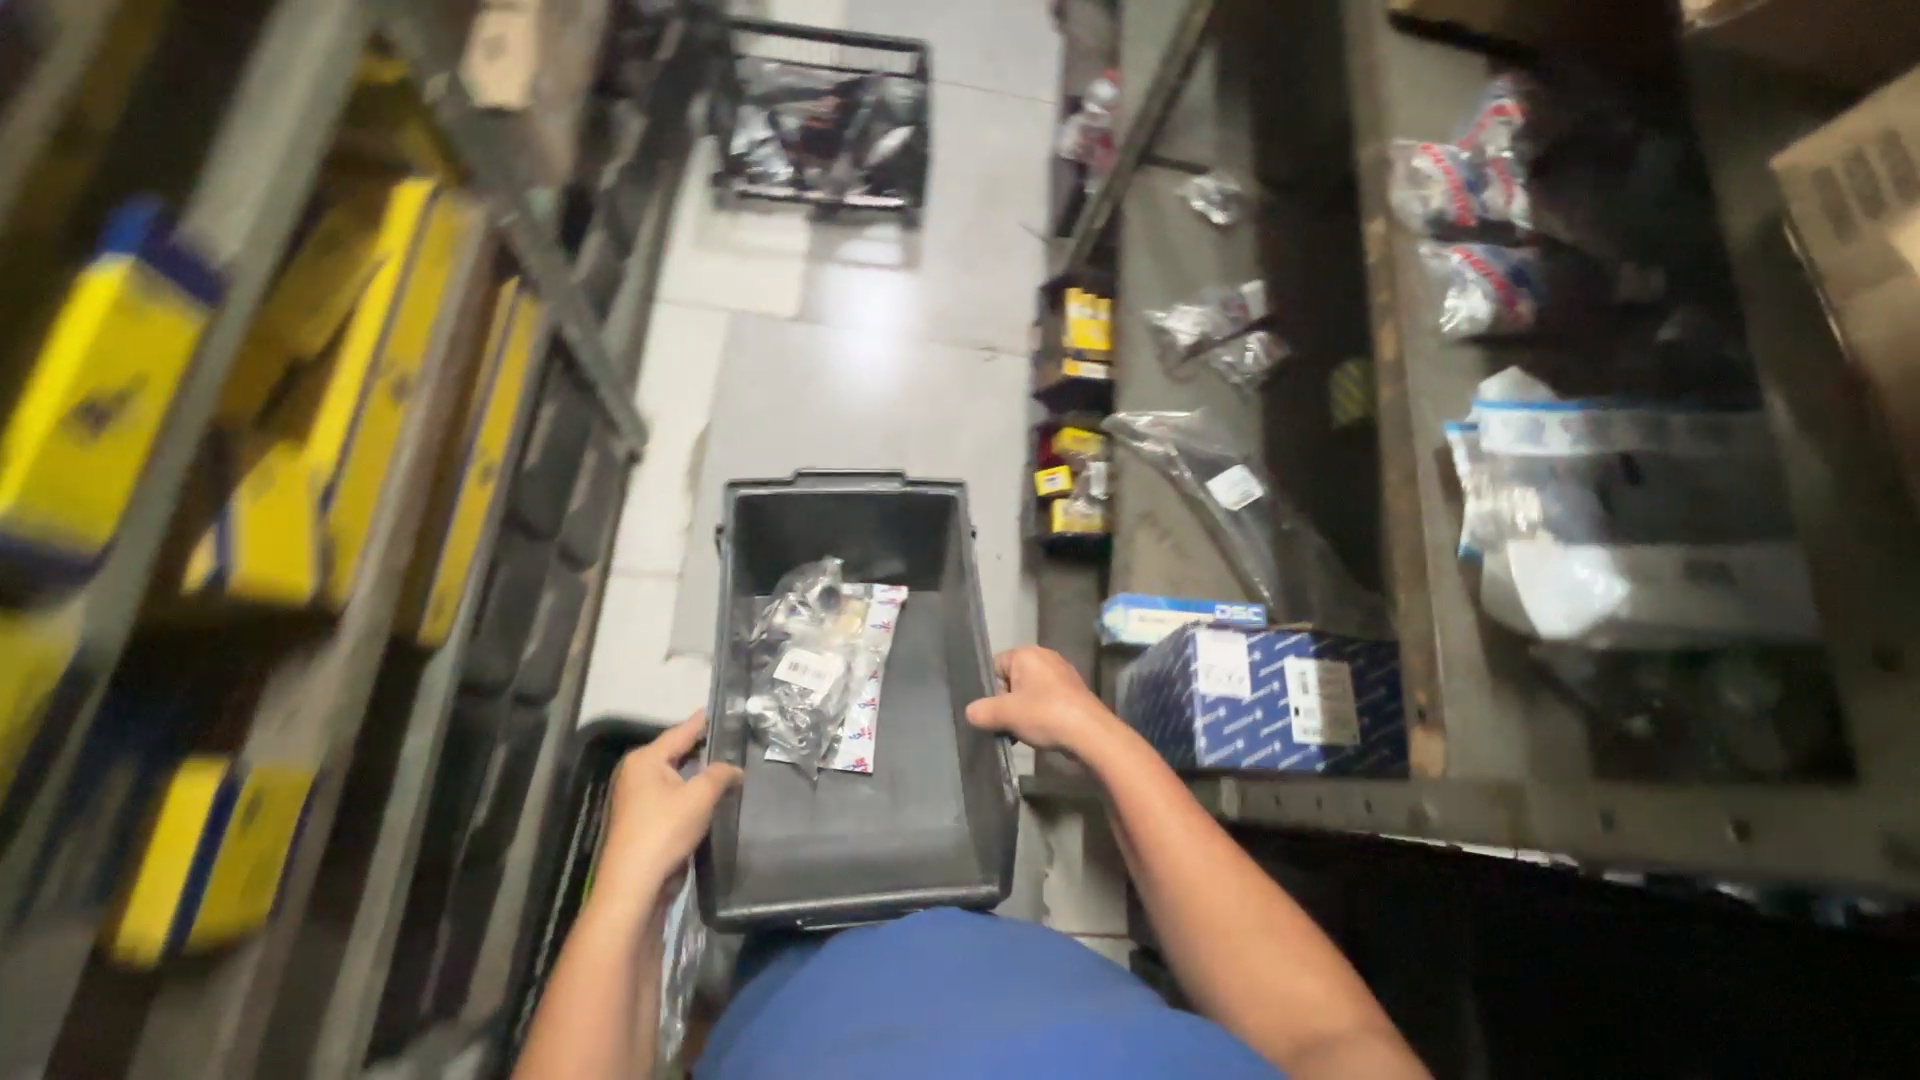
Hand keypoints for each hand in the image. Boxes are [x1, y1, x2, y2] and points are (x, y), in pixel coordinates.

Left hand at [595, 711, 742, 903]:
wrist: (635, 883)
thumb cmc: (664, 830)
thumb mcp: (700, 796)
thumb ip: (720, 774)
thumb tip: (734, 769)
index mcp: (646, 760)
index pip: (681, 732)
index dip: (703, 721)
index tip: (720, 708)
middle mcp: (637, 773)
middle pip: (677, 753)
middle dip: (704, 748)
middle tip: (734, 738)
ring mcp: (638, 798)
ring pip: (676, 776)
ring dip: (699, 773)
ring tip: (729, 764)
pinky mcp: (644, 819)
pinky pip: (673, 796)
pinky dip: (691, 793)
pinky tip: (712, 794)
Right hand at [965, 645, 1121, 754]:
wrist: (1090, 733)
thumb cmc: (1044, 714)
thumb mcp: (1005, 715)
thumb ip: (982, 711)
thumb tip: (970, 712)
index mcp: (1026, 653)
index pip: (995, 666)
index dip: (988, 689)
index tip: (989, 711)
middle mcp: (1045, 657)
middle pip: (1012, 680)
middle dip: (1005, 703)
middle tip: (1003, 724)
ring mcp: (1062, 674)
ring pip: (1029, 692)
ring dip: (1021, 712)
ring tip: (1019, 733)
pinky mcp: (1073, 691)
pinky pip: (1046, 700)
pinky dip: (1038, 714)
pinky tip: (1038, 733)